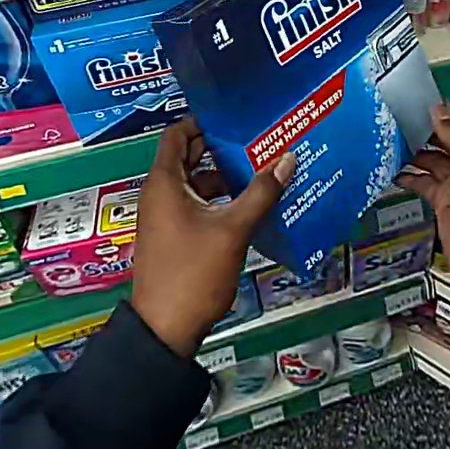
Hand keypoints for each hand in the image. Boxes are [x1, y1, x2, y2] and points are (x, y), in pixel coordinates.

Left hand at [131, 117, 295, 357]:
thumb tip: (288, 157)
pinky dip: (221, 197)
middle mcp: (161, 193)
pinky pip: (199, 202)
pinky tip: (251, 201)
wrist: (164, 333)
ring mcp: (167, 215)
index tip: (236, 115)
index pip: (178, 134)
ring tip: (262, 166)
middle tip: (258, 136)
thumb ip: (261, 191)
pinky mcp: (176, 234)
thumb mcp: (233, 229)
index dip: (204, 120)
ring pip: (197, 181)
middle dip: (222, 145)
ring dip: (226, 173)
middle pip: (190, 155)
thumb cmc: (193, 272)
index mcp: (165, 182)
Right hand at [396, 103, 449, 298]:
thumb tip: (440, 112)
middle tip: (404, 117)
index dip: (448, 112)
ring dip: (416, 151)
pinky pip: (424, 184)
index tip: (426, 101)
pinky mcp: (444, 203)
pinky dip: (410, 176)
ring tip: (395, 139)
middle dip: (428, 129)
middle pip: (448, 141)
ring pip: (434, 161)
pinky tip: (395, 170)